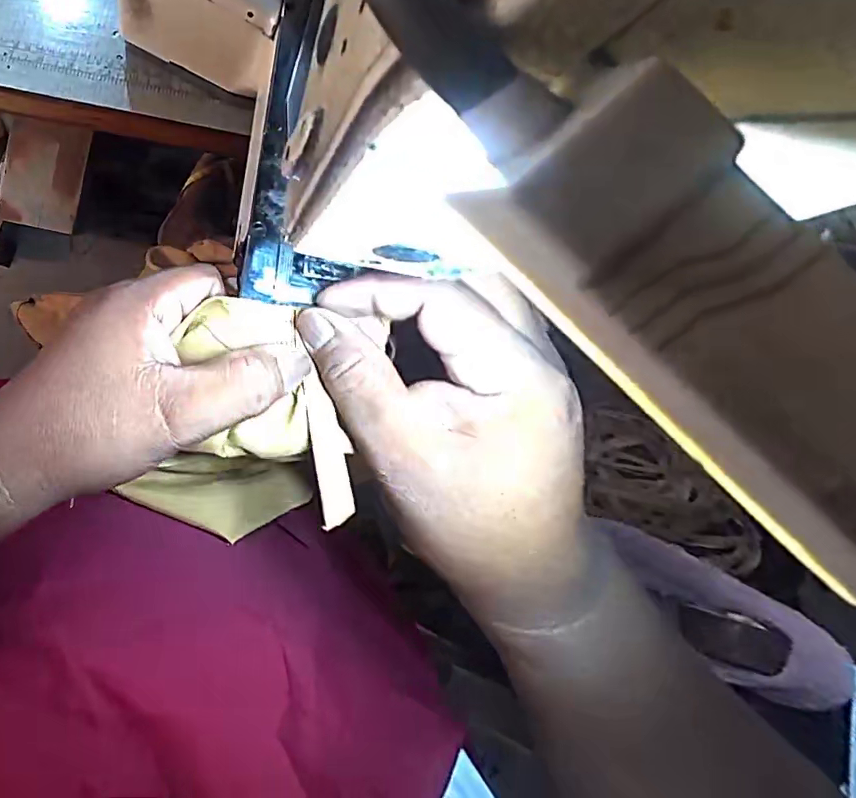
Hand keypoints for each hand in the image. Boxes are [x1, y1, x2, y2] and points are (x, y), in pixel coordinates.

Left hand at [0, 266, 310, 497]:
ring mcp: (105, 326)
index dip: (250, 305)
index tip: (278, 342)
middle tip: (258, 375)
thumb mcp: (178, 412)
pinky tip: (185, 400)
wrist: (10, 462)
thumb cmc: (93, 430)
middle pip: (196, 304)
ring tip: (228, 392)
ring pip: (176, 330)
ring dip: (202, 358)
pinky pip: (153, 348)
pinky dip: (176, 368)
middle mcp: (123, 300)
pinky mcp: (96, 353)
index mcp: (142, 298)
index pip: (214, 278)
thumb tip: (298, 356)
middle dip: (229, 337)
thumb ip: (243, 383)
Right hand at [296, 275, 588, 627]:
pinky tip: (410, 329)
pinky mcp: (530, 375)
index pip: (441, 295)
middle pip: (466, 280)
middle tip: (348, 304)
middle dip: (400, 283)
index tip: (323, 305)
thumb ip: (355, 379)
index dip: (375, 289)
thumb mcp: (398, 453)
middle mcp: (540, 356)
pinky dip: (442, 311)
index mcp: (519, 372)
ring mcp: (541, 364)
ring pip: (479, 292)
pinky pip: (485, 317)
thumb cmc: (464, 524)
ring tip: (374, 309)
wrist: (529, 575)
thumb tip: (314, 321)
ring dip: (424, 291)